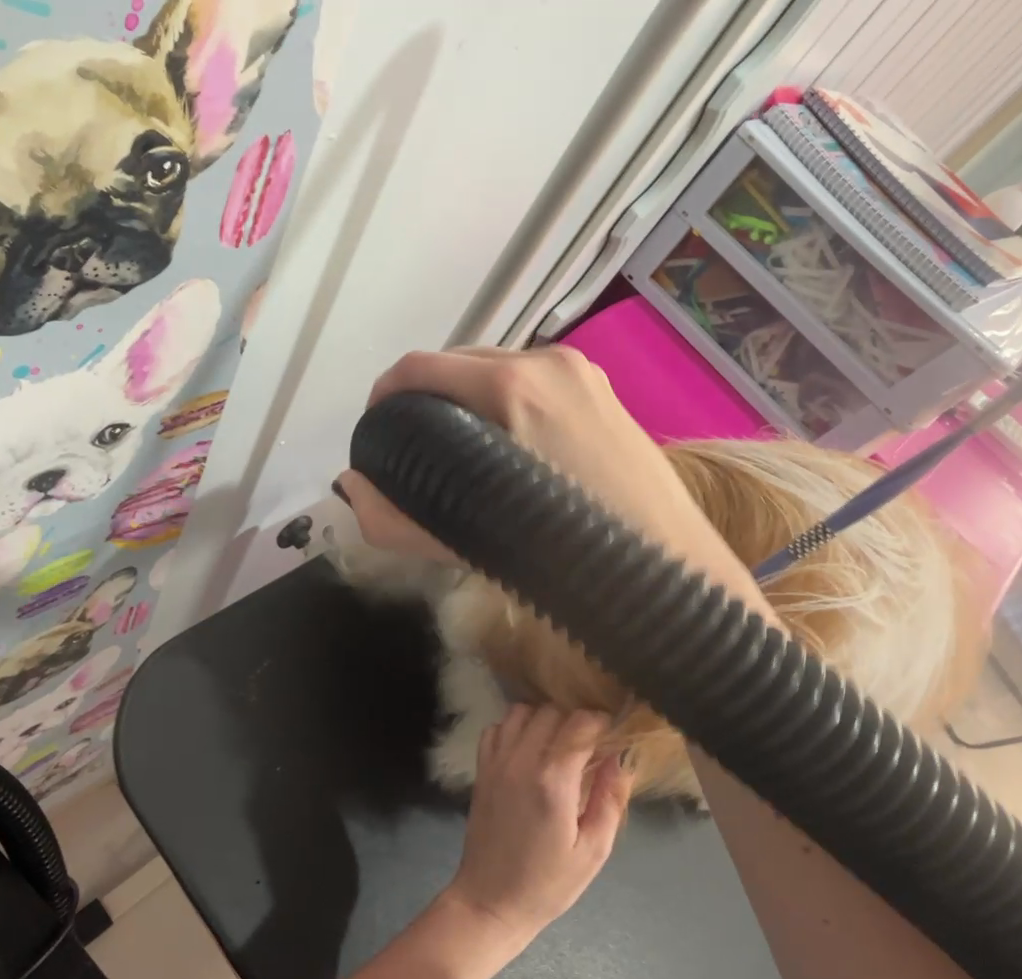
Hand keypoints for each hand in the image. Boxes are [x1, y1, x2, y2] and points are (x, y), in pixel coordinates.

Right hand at [337, 346, 670, 561]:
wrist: (669, 573)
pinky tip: (506, 448)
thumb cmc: (567, 559)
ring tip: (458, 450)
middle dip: (423, 397)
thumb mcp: (469, 543)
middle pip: (457, 361)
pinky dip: (504, 404)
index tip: (375, 431)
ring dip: (464, 399)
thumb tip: (351, 487)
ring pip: (497, 369)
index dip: (383, 395)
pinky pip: (533, 382)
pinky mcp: (605, 391)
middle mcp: (547, 363)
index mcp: (511, 388)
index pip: (419, 367)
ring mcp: (582, 373)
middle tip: (412, 447)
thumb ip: (394, 518)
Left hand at [438, 704, 632, 946]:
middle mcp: (521, 761)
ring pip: (521, 711)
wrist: (489, 900)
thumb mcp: (594, 850)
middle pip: (551, 711)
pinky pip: (497, 728)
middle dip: (575, 720)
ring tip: (560, 745)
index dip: (601, 723)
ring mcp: (496, 762)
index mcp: (553, 781)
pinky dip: (515, 728)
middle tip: (590, 745)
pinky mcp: (481, 769)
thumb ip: (610, 798)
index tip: (613, 737)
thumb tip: (622, 757)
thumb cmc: (548, 883)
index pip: (580, 724)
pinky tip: (530, 750)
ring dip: (544, 719)